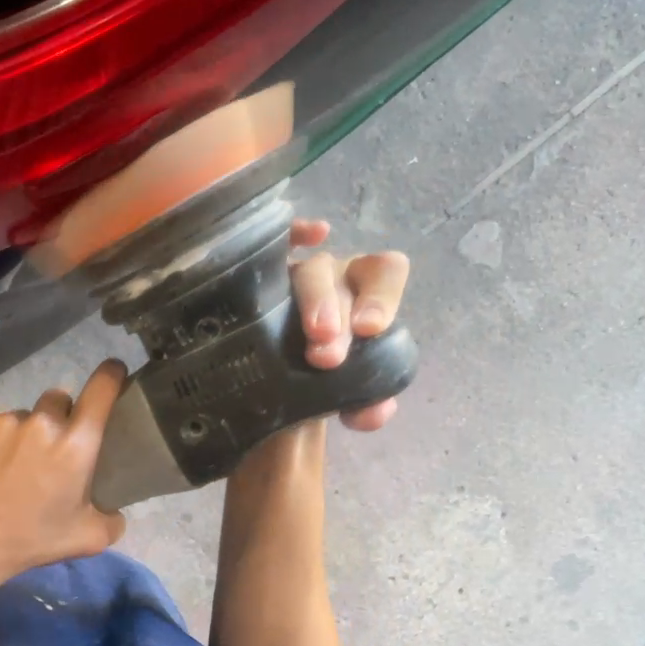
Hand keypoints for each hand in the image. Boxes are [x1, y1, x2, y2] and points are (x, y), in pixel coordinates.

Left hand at [0, 360, 129, 593]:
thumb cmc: (31, 541)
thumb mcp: (88, 538)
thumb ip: (114, 518)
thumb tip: (115, 509)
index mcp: (75, 444)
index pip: (101, 389)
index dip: (110, 376)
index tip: (112, 372)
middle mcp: (40, 422)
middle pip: (58, 401)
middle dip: (58, 420)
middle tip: (48, 453)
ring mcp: (1, 421)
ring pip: (21, 415)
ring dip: (22, 433)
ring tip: (11, 467)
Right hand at [286, 219, 410, 431]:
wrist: (277, 383)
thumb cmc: (315, 377)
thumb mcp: (343, 393)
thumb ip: (364, 401)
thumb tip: (373, 413)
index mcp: (362, 295)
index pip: (384, 273)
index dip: (380, 296)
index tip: (369, 331)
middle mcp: (333, 277)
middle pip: (342, 275)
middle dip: (340, 312)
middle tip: (327, 357)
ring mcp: (293, 275)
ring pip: (311, 269)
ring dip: (316, 300)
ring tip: (314, 338)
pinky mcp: (259, 278)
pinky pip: (276, 245)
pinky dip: (296, 232)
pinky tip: (311, 235)